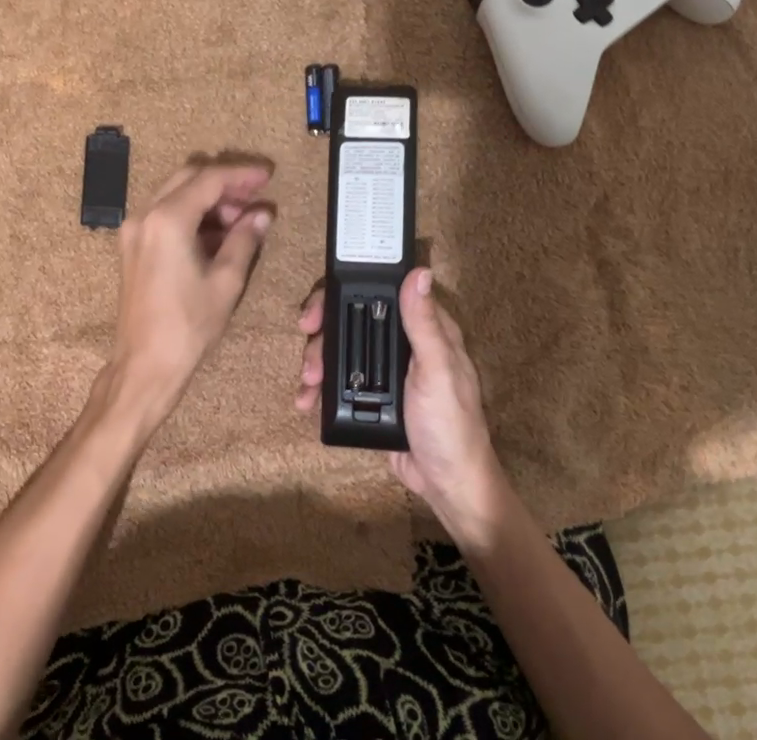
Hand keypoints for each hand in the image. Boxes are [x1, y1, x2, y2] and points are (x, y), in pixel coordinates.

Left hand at [97, 158, 275, 434]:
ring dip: (207, 200)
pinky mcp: (132, 249)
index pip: (209, 179)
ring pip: (174, 195)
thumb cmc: (187, 327)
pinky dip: (190, 216)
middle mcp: (144, 217)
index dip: (241, 174)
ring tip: (241, 220)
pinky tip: (217, 235)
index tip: (267, 176)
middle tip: (255, 197)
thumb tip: (261, 215)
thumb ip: (244, 239)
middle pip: (188, 178)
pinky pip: (163, 216)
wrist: (144, 364)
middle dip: (224, 184)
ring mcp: (133, 232)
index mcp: (167, 221)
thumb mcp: (226, 281)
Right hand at [296, 268, 508, 544]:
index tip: (319, 309)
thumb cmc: (450, 424)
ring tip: (307, 384)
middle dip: (323, 331)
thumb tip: (419, 272)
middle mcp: (404, 344)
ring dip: (317, 361)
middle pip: (352, 320)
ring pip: (341, 350)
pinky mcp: (371, 397)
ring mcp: (385, 371)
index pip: (382, 294)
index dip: (345, 292)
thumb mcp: (437, 371)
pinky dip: (320, 388)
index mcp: (427, 330)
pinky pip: (339, 382)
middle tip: (305, 343)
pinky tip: (308, 401)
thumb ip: (423, 324)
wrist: (446, 484)